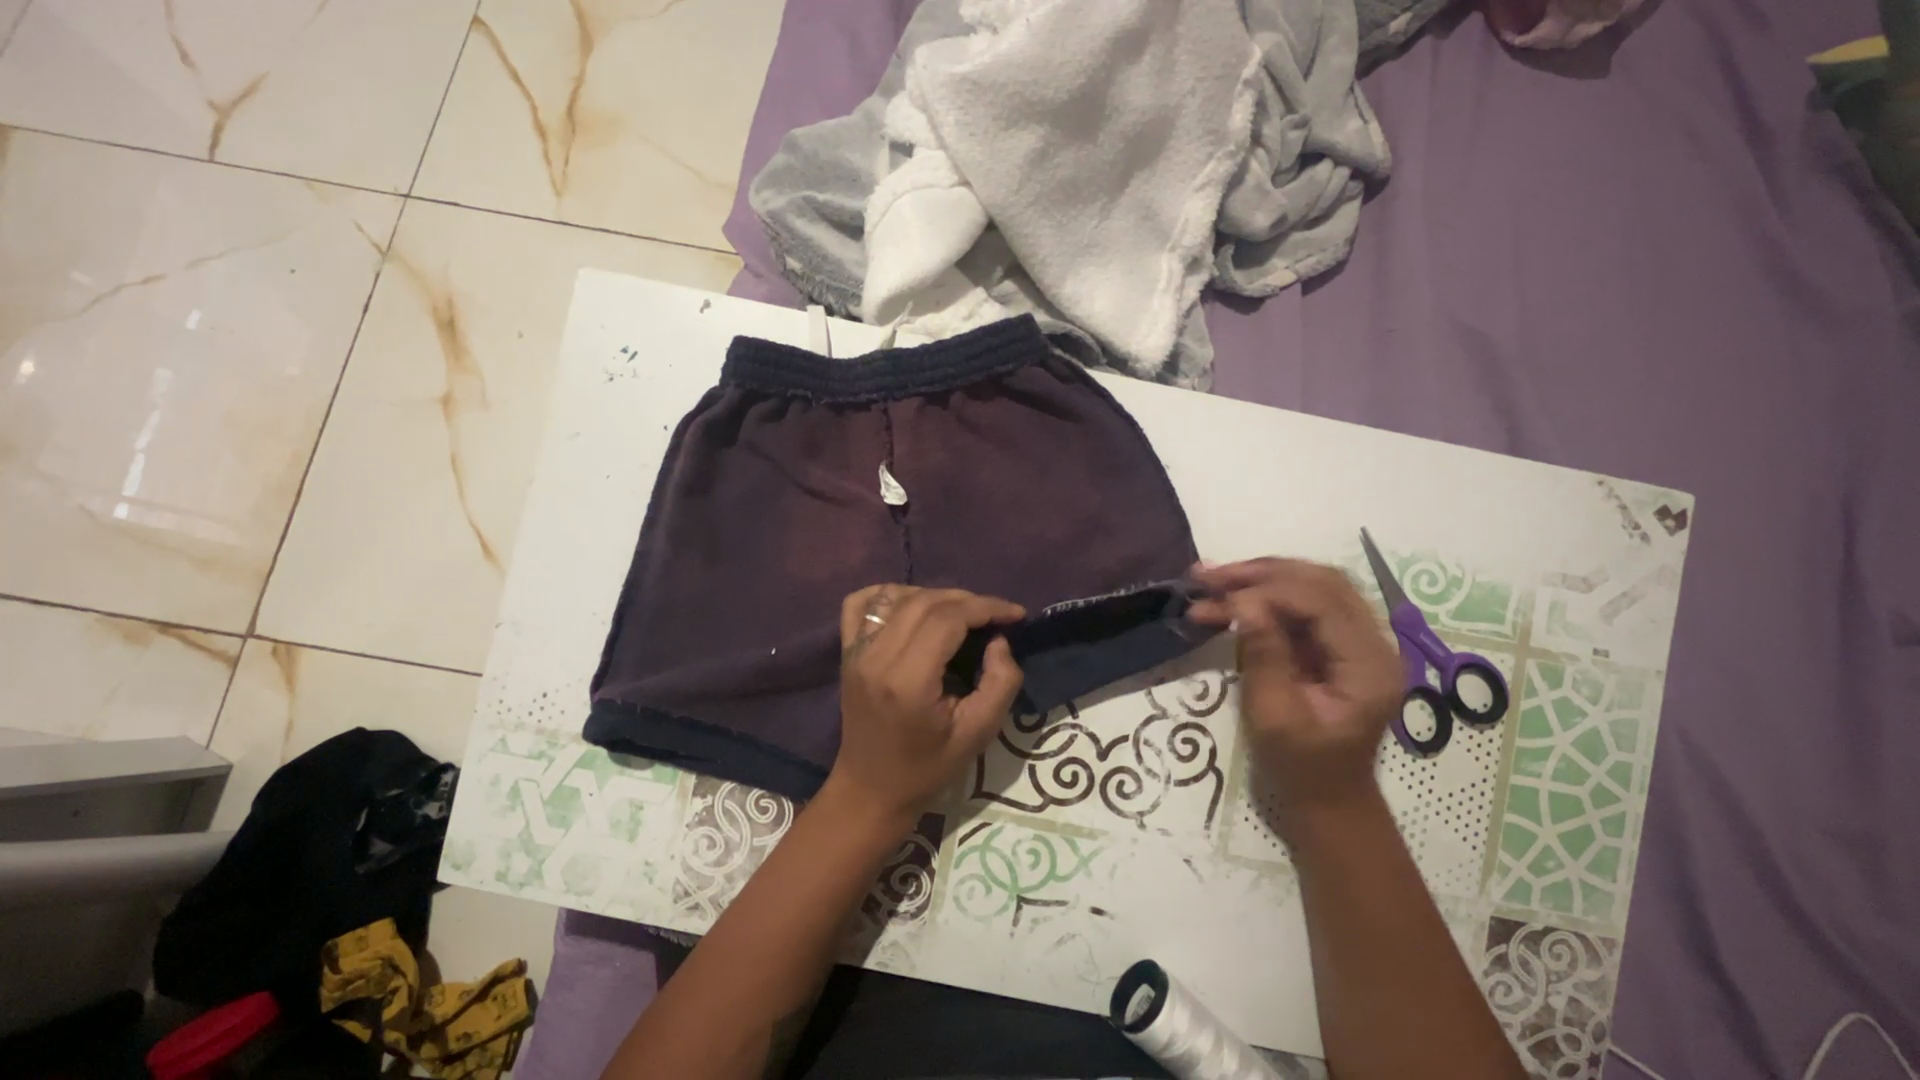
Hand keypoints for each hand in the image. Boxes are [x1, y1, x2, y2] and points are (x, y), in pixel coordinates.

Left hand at [827, 585, 1025, 826]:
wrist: (871, 789)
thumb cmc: (927, 767)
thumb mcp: (978, 734)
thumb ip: (1000, 684)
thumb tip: (999, 641)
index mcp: (908, 680)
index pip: (948, 618)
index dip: (986, 607)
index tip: (1015, 615)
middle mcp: (876, 656)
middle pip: (925, 601)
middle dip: (967, 600)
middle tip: (995, 617)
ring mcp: (855, 651)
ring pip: (895, 596)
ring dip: (934, 595)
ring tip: (961, 614)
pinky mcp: (846, 651)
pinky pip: (860, 603)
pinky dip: (889, 594)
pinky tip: (913, 607)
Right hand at [1189, 559, 1400, 823]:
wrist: (1328, 799)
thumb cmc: (1301, 766)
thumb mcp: (1275, 716)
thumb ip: (1265, 654)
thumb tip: (1244, 602)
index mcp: (1368, 665)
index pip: (1321, 602)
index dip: (1267, 590)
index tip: (1216, 595)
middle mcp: (1375, 643)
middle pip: (1322, 582)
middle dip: (1262, 573)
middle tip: (1208, 576)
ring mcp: (1360, 641)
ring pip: (1314, 585)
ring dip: (1262, 578)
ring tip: (1211, 579)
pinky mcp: (1340, 645)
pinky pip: (1307, 605)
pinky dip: (1268, 596)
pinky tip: (1231, 598)